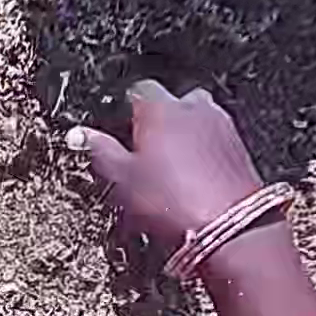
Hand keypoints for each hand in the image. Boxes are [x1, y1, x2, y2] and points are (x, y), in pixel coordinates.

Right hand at [72, 80, 267, 246]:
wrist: (225, 224)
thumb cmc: (169, 200)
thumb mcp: (119, 177)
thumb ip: (98, 150)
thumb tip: (78, 134)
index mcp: (160, 110)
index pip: (138, 90)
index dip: (123, 108)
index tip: (114, 127)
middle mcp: (194, 109)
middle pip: (169, 102)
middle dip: (154, 120)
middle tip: (137, 150)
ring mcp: (220, 125)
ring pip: (193, 119)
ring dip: (177, 134)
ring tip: (161, 167)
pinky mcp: (237, 146)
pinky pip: (210, 138)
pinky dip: (197, 150)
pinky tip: (184, 177)